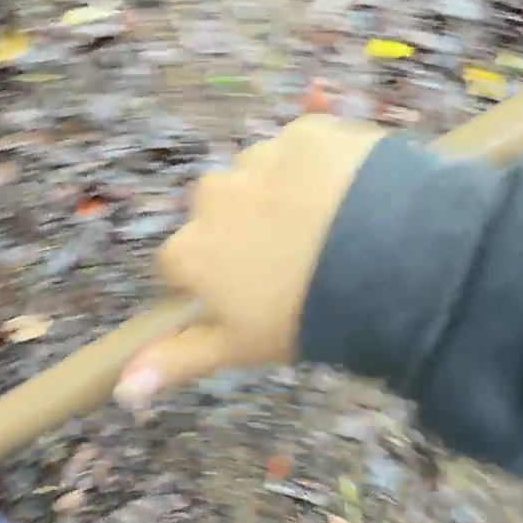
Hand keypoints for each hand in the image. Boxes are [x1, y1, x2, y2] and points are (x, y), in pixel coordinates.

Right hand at [116, 115, 386, 406]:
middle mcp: (214, 196)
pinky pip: (304, 149)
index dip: (215, 278)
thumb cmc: (311, 318)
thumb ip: (176, 360)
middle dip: (248, 230)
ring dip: (284, 195)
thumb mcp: (239, 348)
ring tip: (334, 229)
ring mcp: (261, 159)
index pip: (182, 261)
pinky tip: (353, 196)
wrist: (400, 268)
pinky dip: (321, 168)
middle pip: (221, 212)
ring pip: (262, 176)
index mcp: (192, 250)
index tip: (251, 292)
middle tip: (299, 261)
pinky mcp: (308, 132)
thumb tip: (121, 391)